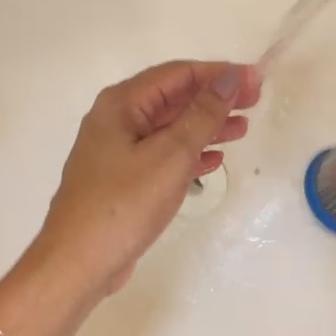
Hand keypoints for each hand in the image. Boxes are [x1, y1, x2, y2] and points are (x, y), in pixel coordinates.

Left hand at [31, 60, 262, 294]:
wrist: (80, 261)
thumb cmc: (124, 204)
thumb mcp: (170, 156)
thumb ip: (202, 116)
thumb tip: (228, 78)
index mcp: (122, 105)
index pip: (178, 75)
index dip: (219, 75)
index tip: (255, 81)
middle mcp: (116, 122)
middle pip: (173, 100)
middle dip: (214, 99)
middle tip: (254, 103)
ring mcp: (118, 154)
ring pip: (170, 131)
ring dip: (206, 128)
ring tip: (241, 131)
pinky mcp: (123, 184)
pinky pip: (162, 158)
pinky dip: (189, 156)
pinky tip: (212, 162)